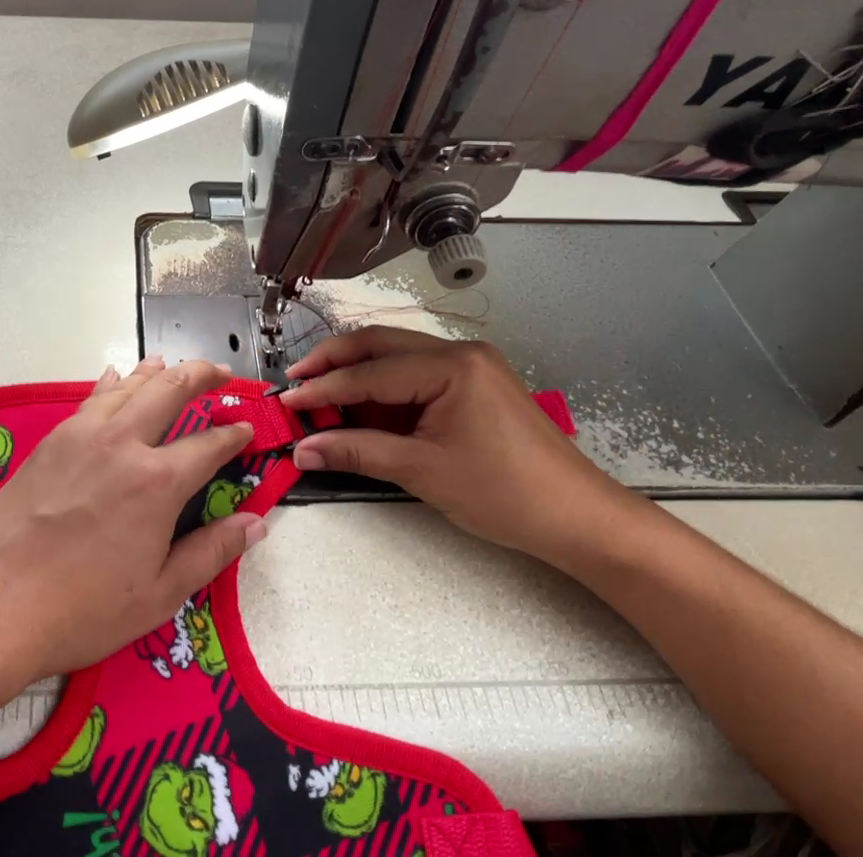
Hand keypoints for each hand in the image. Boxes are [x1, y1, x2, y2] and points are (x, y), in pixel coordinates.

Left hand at [0, 358, 267, 685]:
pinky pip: (90, 399)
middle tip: (222, 374)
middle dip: (202, 376)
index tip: (248, 428)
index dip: (234, 435)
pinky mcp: (50, 442)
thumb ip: (211, 552)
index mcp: (157, 482)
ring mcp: (80, 437)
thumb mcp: (160, 593)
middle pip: (170, 391)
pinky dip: (112, 383)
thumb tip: (256, 524)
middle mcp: (122, 444)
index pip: (209, 445)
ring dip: (157, 372)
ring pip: (127, 386)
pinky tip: (116, 378)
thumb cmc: (81, 610)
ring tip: (173, 364)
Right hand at [277, 327, 648, 566]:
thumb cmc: (504, 493)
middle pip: (380, 345)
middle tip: (295, 384)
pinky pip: (417, 377)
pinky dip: (385, 391)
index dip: (322, 389)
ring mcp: (471, 366)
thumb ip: (357, 452)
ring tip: (321, 401)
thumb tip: (303, 451)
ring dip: (358, 376)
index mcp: (451, 366)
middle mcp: (461, 352)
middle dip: (334, 363)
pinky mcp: (476, 385)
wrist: (577, 517)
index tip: (284, 403)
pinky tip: (362, 411)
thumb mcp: (422, 471)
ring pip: (397, 357)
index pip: (370, 372)